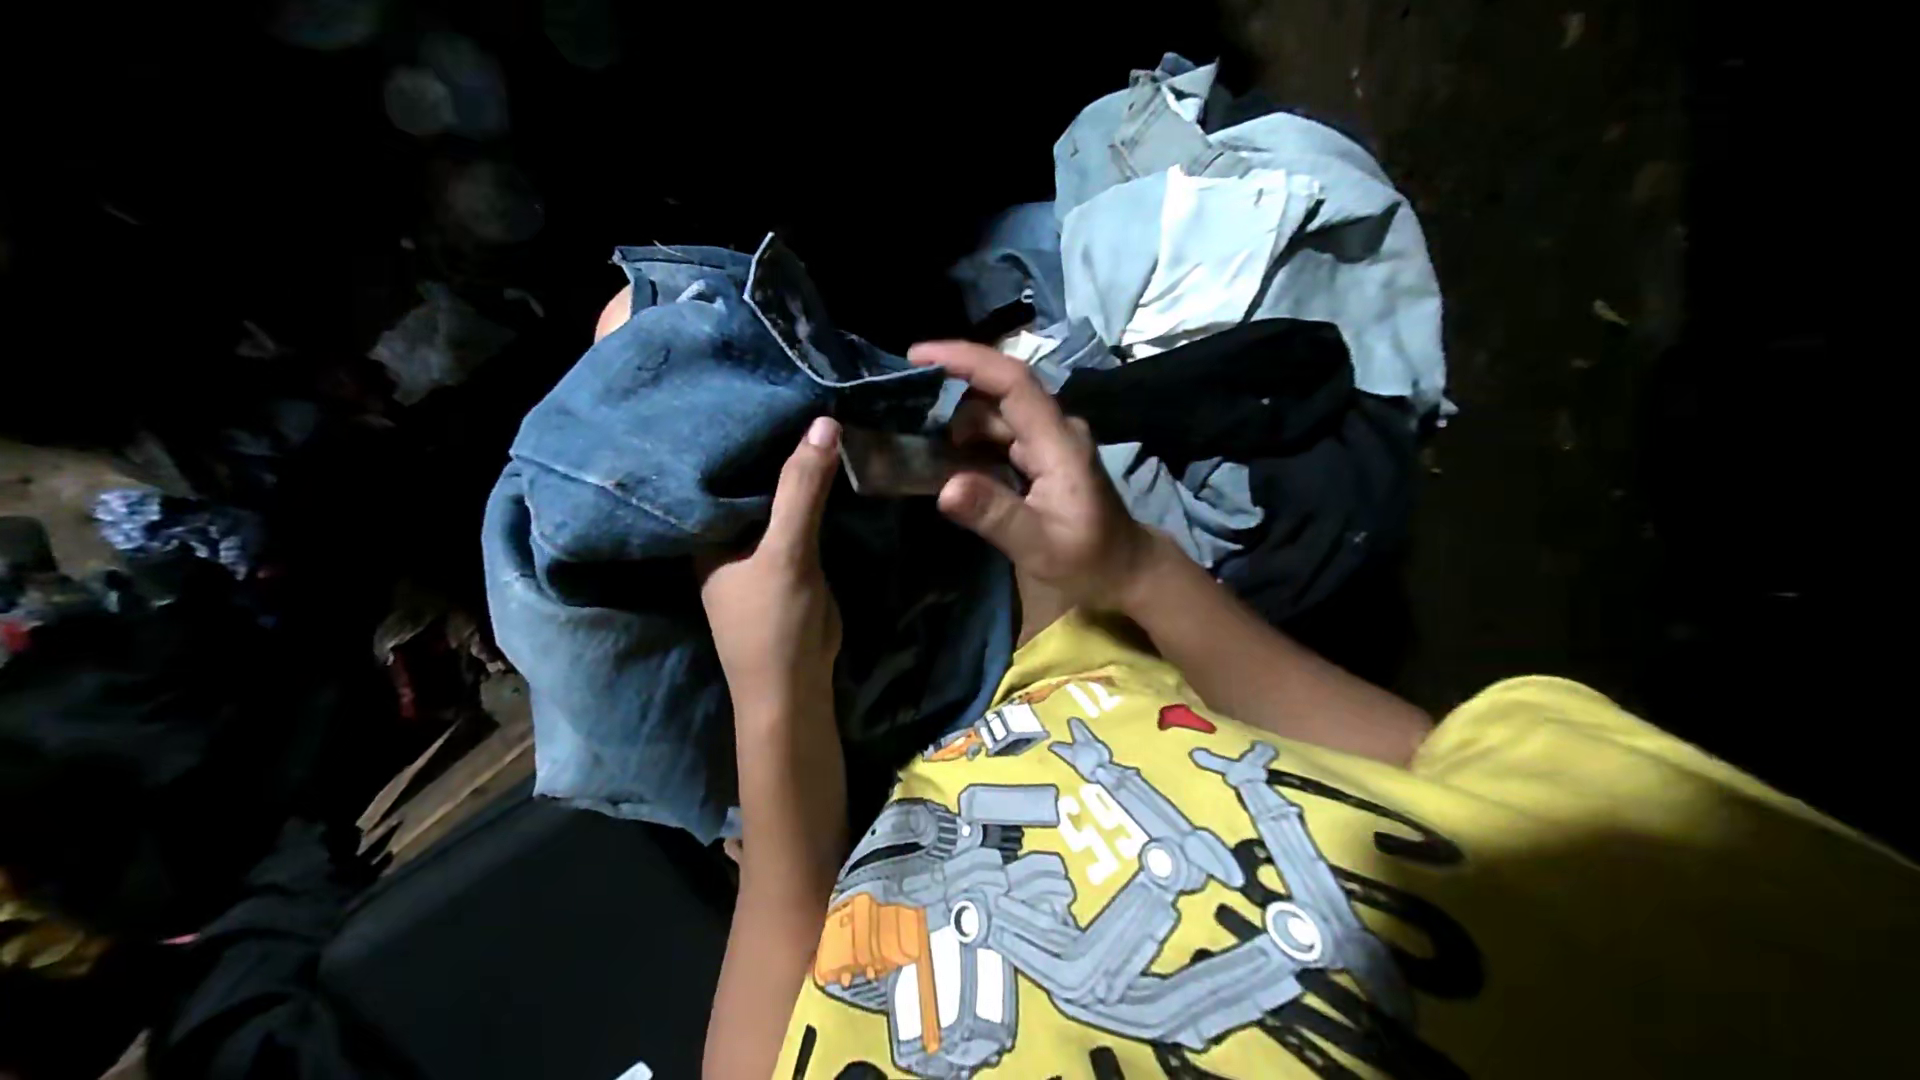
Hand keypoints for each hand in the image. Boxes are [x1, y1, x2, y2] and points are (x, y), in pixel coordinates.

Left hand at [699, 416, 843, 721]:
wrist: (797, 685)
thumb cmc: (772, 622)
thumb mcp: (785, 552)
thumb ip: (802, 491)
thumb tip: (825, 423)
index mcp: (705, 531)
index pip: (719, 467)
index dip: (743, 432)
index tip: (767, 389)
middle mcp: (726, 533)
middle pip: (752, 478)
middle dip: (776, 445)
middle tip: (803, 391)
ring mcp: (759, 547)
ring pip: (780, 496)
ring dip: (799, 469)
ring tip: (821, 413)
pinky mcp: (789, 557)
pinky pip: (801, 515)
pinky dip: (816, 494)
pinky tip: (833, 463)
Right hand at [908, 341, 1165, 612]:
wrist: (1125, 570)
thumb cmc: (1089, 561)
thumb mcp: (1041, 547)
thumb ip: (996, 515)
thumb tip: (946, 489)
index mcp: (1058, 443)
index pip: (1013, 382)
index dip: (967, 361)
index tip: (917, 356)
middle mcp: (1053, 431)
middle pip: (998, 392)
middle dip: (949, 388)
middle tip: (898, 400)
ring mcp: (1047, 443)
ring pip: (994, 414)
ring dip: (953, 419)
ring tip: (909, 429)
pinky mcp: (1039, 458)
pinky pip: (997, 436)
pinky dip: (966, 440)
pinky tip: (938, 453)